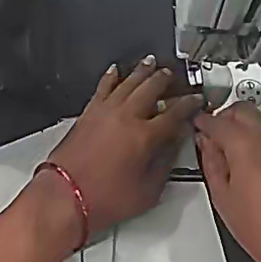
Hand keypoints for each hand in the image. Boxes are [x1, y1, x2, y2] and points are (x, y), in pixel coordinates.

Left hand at [41, 56, 203, 241]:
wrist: (65, 196)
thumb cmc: (100, 198)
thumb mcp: (147, 192)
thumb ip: (164, 166)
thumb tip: (171, 151)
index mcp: (145, 137)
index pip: (174, 113)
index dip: (189, 105)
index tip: (195, 100)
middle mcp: (125, 118)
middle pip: (151, 88)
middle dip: (166, 80)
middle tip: (173, 76)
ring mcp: (105, 112)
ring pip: (128, 82)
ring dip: (142, 72)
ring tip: (150, 63)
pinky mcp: (88, 113)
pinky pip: (103, 87)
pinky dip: (111, 77)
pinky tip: (115, 71)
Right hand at [194, 103, 260, 261]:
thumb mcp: (222, 195)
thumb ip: (211, 162)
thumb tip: (207, 146)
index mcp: (245, 143)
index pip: (218, 120)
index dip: (202, 120)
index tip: (195, 124)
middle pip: (242, 110)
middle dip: (223, 116)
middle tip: (209, 132)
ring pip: (257, 121)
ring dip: (239, 127)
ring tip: (223, 149)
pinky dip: (252, 140)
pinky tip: (241, 161)